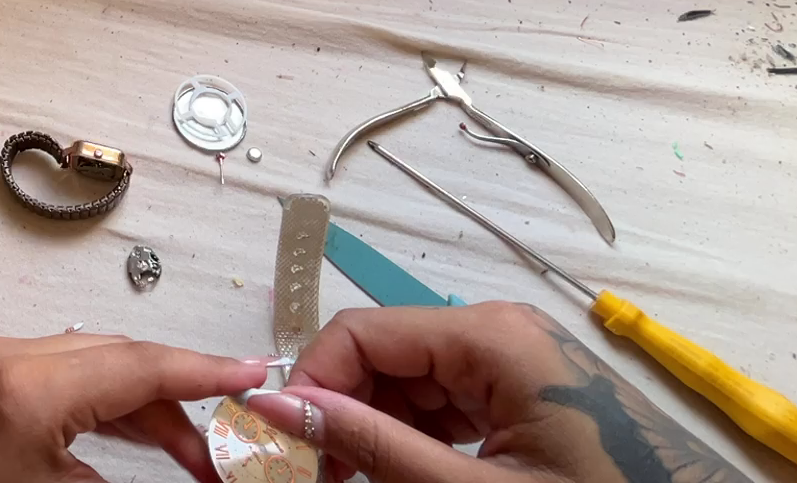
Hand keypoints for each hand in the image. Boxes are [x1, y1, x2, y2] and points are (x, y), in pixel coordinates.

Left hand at [0, 332, 271, 482]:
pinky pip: (65, 373)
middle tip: (228, 438)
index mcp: (23, 391)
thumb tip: (208, 463)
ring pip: (93, 362)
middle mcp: (2, 357)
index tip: (249, 371)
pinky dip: (108, 401)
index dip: (200, 370)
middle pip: (115, 358)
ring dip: (145, 403)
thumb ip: (149, 470)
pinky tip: (147, 432)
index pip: (132, 365)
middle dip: (177, 396)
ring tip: (195, 454)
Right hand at [245, 302, 749, 482]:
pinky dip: (418, 437)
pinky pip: (446, 401)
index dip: (314, 381)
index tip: (287, 439)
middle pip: (383, 355)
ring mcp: (511, 359)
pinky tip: (410, 472)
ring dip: (379, 428)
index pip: (361, 332)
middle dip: (346, 410)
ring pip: (409, 380)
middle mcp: (493, 330)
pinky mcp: (524, 390)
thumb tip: (272, 406)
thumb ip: (371, 446)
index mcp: (485, 334)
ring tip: (360, 477)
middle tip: (322, 472)